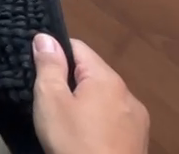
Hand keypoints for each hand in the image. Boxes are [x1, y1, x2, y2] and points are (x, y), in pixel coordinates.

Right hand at [31, 33, 148, 153]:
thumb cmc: (74, 139)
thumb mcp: (51, 98)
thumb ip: (49, 65)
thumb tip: (46, 37)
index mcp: (108, 80)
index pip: (77, 47)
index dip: (54, 53)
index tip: (39, 70)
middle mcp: (129, 95)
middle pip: (91, 71)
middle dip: (69, 77)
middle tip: (49, 96)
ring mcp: (138, 120)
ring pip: (102, 94)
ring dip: (84, 98)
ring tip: (65, 116)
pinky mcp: (140, 140)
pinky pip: (113, 114)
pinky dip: (97, 116)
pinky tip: (85, 133)